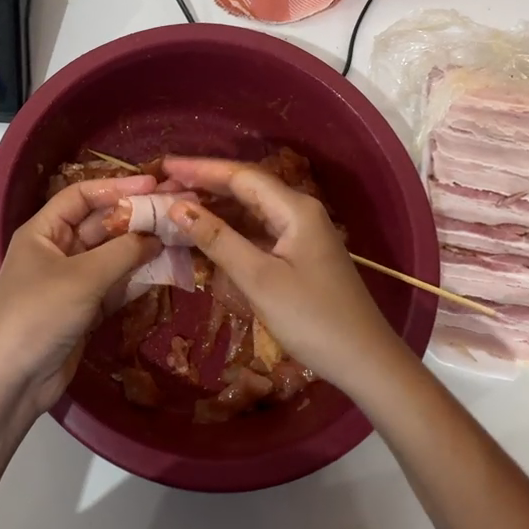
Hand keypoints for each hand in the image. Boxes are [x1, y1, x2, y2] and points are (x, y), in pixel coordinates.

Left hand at [0, 176, 162, 411]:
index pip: (81, 196)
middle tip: (175, 211)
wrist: (13, 380)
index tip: (153, 185)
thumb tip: (156, 236)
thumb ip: (123, 253)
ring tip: (179, 237)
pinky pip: (114, 284)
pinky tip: (166, 269)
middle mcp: (55, 250)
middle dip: (136, 219)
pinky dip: (137, 277)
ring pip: (111, 255)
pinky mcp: (83, 309)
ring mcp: (70, 281)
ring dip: (141, 248)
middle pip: (100, 225)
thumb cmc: (39, 315)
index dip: (116, 188)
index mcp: (43, 231)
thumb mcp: (82, 278)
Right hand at [163, 157, 405, 393]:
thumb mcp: (259, 279)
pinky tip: (206, 235)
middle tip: (162, 187)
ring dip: (214, 207)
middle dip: (203, 184)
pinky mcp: (299, 255)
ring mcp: (301, 233)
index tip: (163, 167)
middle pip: (245, 187)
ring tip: (176, 207)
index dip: (199, 169)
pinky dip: (230, 229)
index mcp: (294, 209)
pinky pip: (258, 230)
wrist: (366, 362)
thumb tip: (177, 207)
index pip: (239, 176)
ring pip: (250, 209)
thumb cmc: (313, 319)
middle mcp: (299, 211)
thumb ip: (217, 239)